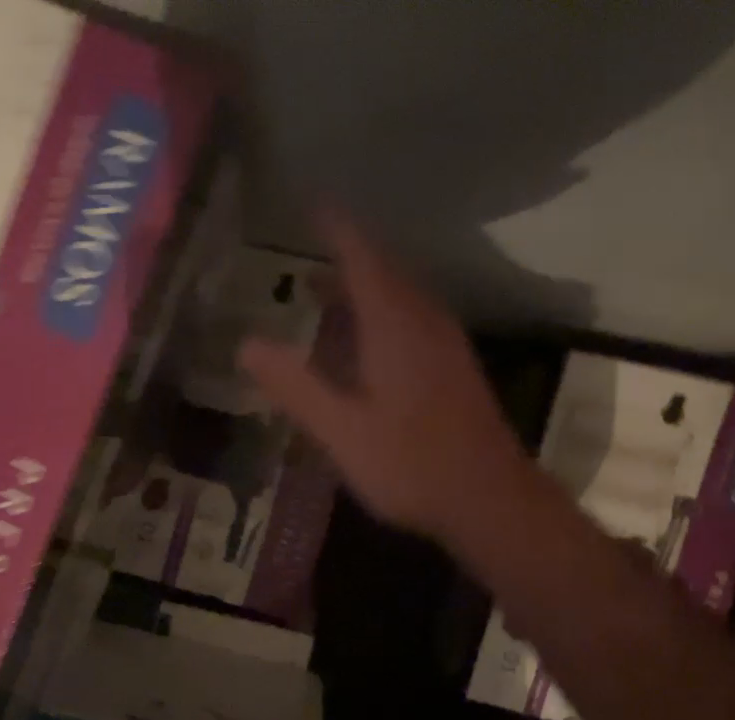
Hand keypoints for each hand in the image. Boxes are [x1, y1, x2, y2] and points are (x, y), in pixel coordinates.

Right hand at [238, 211, 528, 543]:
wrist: (489, 500)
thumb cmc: (409, 463)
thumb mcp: (340, 430)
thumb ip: (295, 386)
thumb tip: (246, 342)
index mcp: (394, 325)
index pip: (362, 257)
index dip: (336, 229)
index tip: (312, 204)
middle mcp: (424, 322)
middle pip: (384, 272)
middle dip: (346, 259)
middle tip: (306, 260)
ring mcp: (446, 345)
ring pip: (401, 298)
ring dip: (365, 290)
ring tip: (326, 297)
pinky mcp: (455, 369)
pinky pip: (413, 321)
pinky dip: (382, 316)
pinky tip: (365, 346)